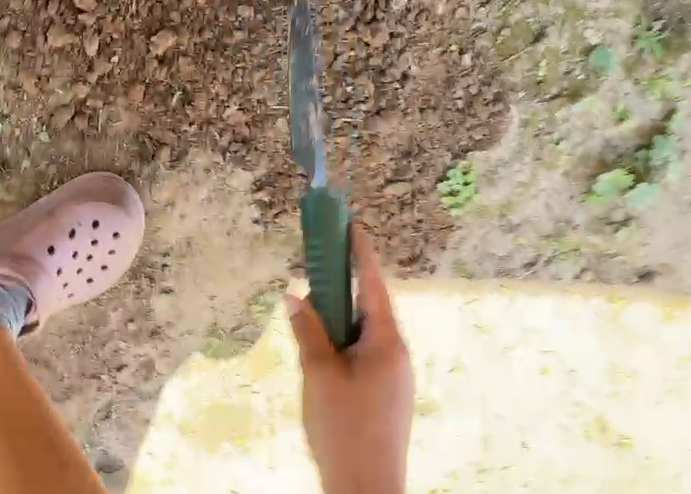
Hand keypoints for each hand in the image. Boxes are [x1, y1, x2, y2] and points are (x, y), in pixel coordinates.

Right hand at [287, 225, 413, 493]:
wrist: (365, 490)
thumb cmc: (345, 427)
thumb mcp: (319, 373)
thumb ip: (308, 330)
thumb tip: (294, 295)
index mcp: (386, 342)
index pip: (372, 284)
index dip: (360, 253)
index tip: (350, 223)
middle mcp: (396, 354)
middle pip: (368, 306)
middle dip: (341, 287)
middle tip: (315, 267)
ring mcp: (393, 376)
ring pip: (363, 331)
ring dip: (338, 317)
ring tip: (310, 314)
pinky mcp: (385, 394)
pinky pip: (363, 352)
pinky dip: (342, 339)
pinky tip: (320, 351)